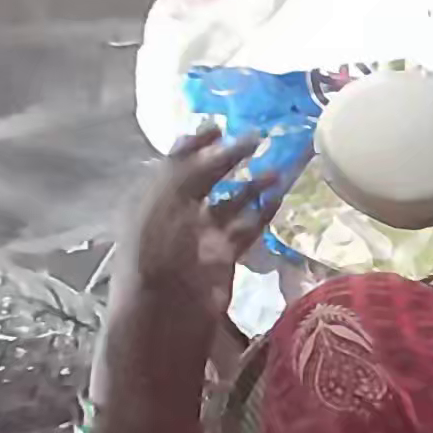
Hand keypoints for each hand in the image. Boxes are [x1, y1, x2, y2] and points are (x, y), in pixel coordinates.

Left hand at [110, 126, 292, 318]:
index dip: (199, 142)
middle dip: (231, 159)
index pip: (178, 160)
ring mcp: (204, 234)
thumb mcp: (166, 200)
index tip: (224, 126)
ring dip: (253, 185)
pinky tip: (278, 198)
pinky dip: (263, 212)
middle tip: (259, 141)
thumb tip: (219, 144)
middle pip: (208, 177)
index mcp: (154, 196)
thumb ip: (190, 170)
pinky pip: (248, 227)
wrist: (168, 307)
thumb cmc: (159, 250)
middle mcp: (178, 211)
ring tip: (277, 170)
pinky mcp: (225, 253)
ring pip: (232, 202)